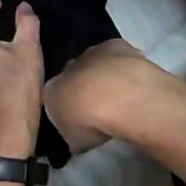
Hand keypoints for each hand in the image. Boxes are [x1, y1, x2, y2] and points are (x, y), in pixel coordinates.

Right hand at [42, 38, 163, 152]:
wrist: (117, 95)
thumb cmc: (91, 123)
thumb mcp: (76, 141)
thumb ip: (74, 135)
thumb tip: (78, 136)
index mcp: (52, 91)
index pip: (56, 99)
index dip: (70, 109)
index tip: (83, 121)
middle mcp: (67, 68)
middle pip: (74, 77)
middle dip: (84, 88)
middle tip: (100, 106)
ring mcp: (91, 53)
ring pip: (94, 63)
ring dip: (104, 75)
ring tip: (120, 94)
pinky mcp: (115, 45)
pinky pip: (116, 55)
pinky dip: (123, 64)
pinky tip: (134, 78)